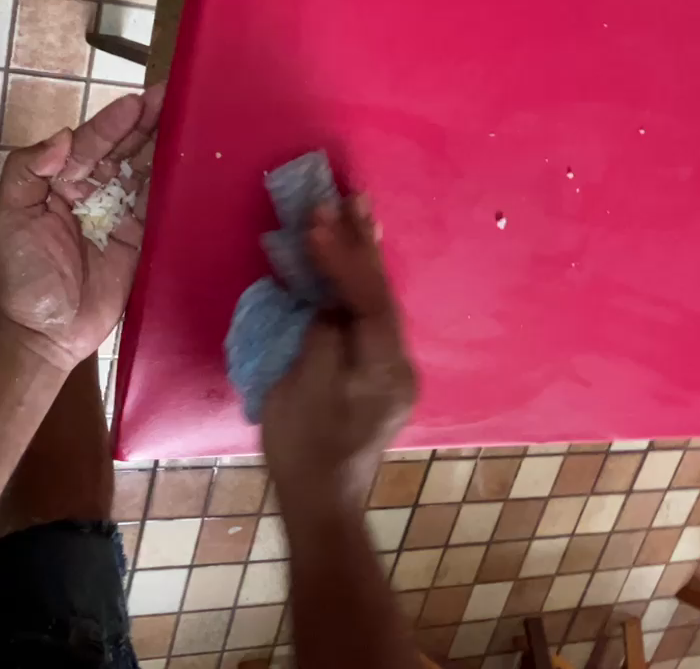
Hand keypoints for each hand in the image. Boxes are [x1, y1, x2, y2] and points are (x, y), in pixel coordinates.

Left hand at [0, 84, 163, 370]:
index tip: (138, 101)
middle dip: (145, 122)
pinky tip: (192, 164)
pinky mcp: (140, 239)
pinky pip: (159, 206)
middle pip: (122, 149)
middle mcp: (92, 191)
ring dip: (163, 145)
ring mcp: (118, 214)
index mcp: (59, 181)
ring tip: (188, 119)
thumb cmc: (22, 274)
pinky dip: (174, 184)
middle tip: (171, 97)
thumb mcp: (10, 216)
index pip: (90, 144)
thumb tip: (64, 136)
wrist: (44, 333)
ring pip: (144, 171)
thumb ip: (28, 170)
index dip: (113, 122)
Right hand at [262, 195, 417, 511]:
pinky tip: (350, 257)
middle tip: (349, 197)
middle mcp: (399, 362)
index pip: (367, 299)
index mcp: (385, 368)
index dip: (342, 259)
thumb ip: (320, 338)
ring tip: (356, 211)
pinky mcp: (375, 368)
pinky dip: (355, 281)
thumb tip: (327, 306)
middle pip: (381, 292)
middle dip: (361, 244)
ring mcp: (390, 365)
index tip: (316, 222)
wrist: (321, 501)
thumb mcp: (299, 391)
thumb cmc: (304, 448)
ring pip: (376, 299)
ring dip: (362, 255)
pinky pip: (367, 313)